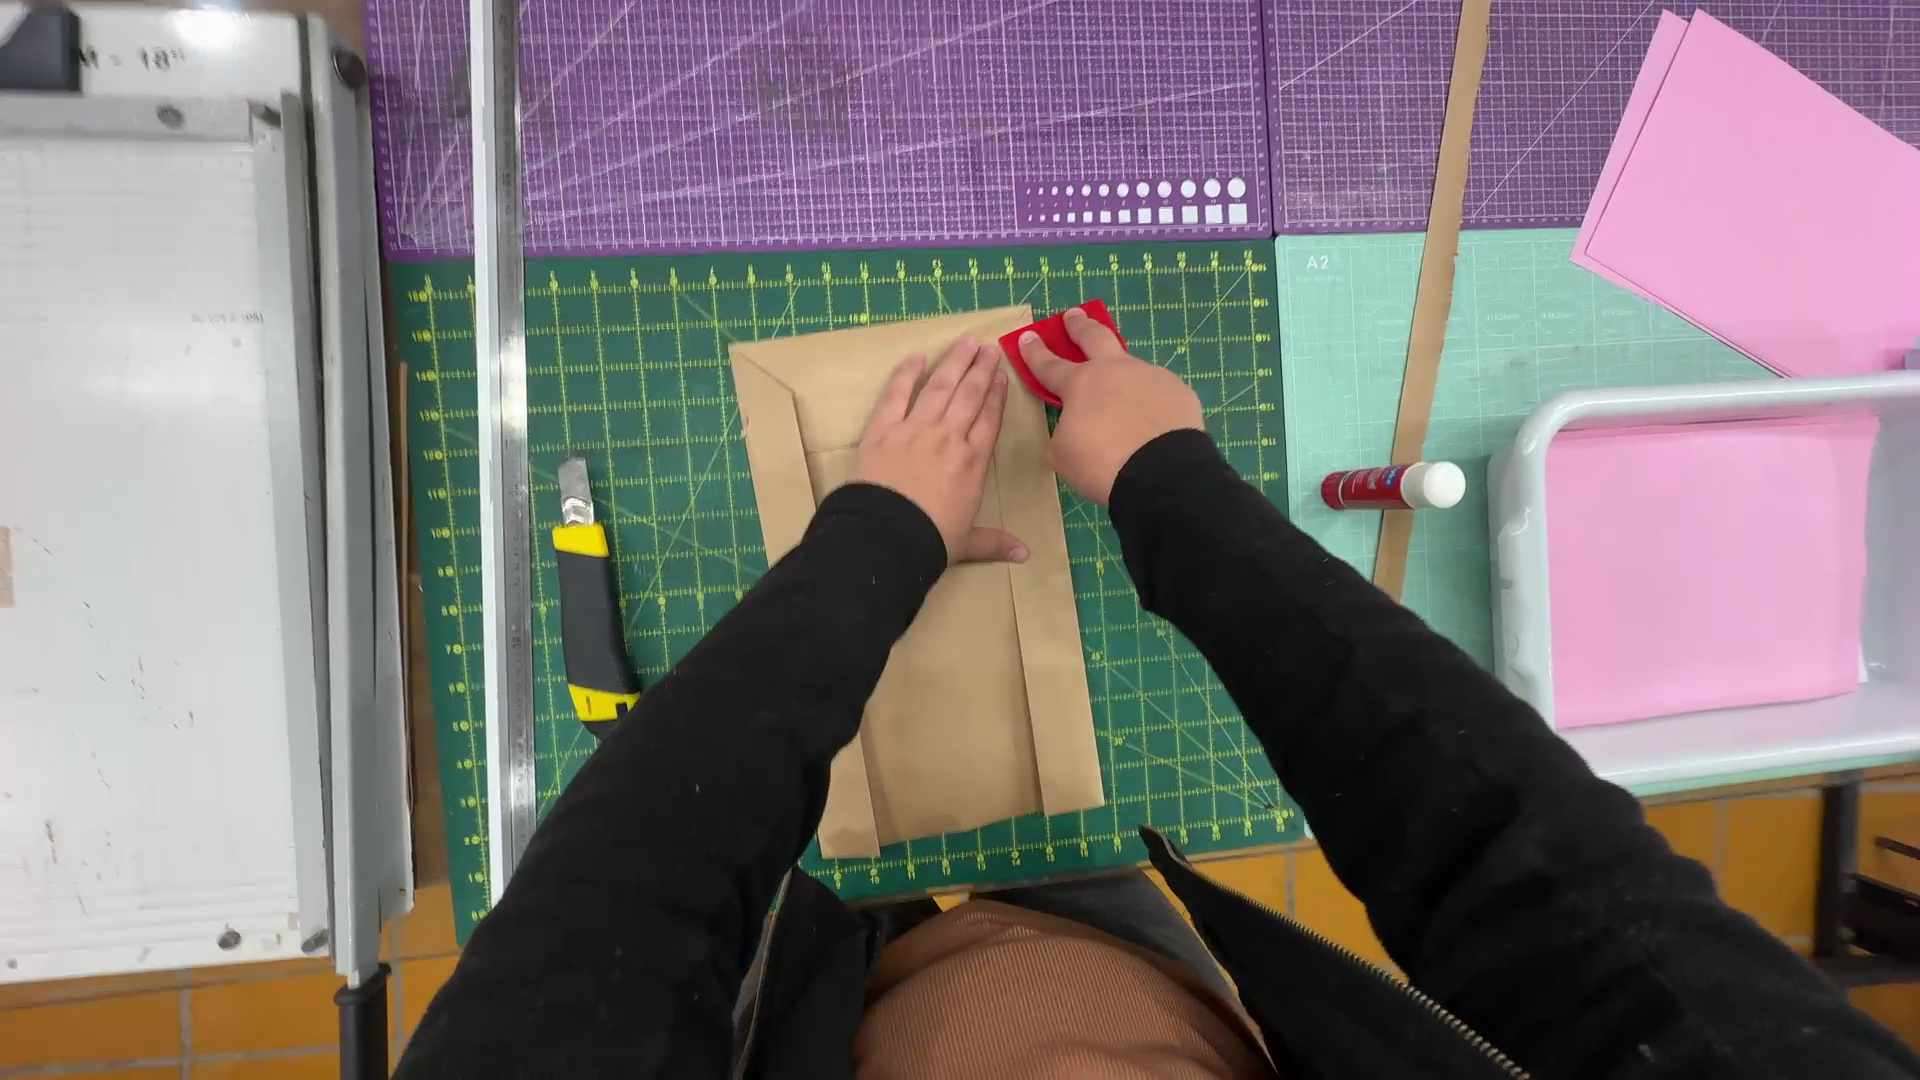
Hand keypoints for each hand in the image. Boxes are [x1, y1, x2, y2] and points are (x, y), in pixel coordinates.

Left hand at [850, 336, 1028, 564]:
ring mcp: (915, 430)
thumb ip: (995, 543)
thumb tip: (1026, 555)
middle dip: (980, 370)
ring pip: (939, 387)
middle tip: (989, 348)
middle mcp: (948, 438)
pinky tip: (916, 358)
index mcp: (972, 463)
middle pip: (968, 396)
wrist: (886, 537)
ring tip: (965, 343)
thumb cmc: (930, 541)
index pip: (989, 421)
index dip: (996, 396)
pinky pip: (897, 395)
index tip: (1001, 377)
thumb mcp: (968, 543)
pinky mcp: (883, 430)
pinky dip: (906, 374)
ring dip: (954, 363)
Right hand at [1017, 307, 1203, 504]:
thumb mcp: (1063, 453)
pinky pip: (1157, 392)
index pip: (1049, 364)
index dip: (1035, 352)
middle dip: (1080, 326)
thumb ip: (1065, 430)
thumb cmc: (1101, 465)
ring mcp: (1150, 376)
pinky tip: (1150, 418)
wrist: (1161, 474)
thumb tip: (1077, 423)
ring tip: (1122, 392)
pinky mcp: (1179, 391)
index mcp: (1080, 384)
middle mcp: (1115, 370)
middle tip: (1073, 314)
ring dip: (1121, 372)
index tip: (1028, 337)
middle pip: (1094, 338)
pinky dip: (1149, 401)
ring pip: (1130, 366)